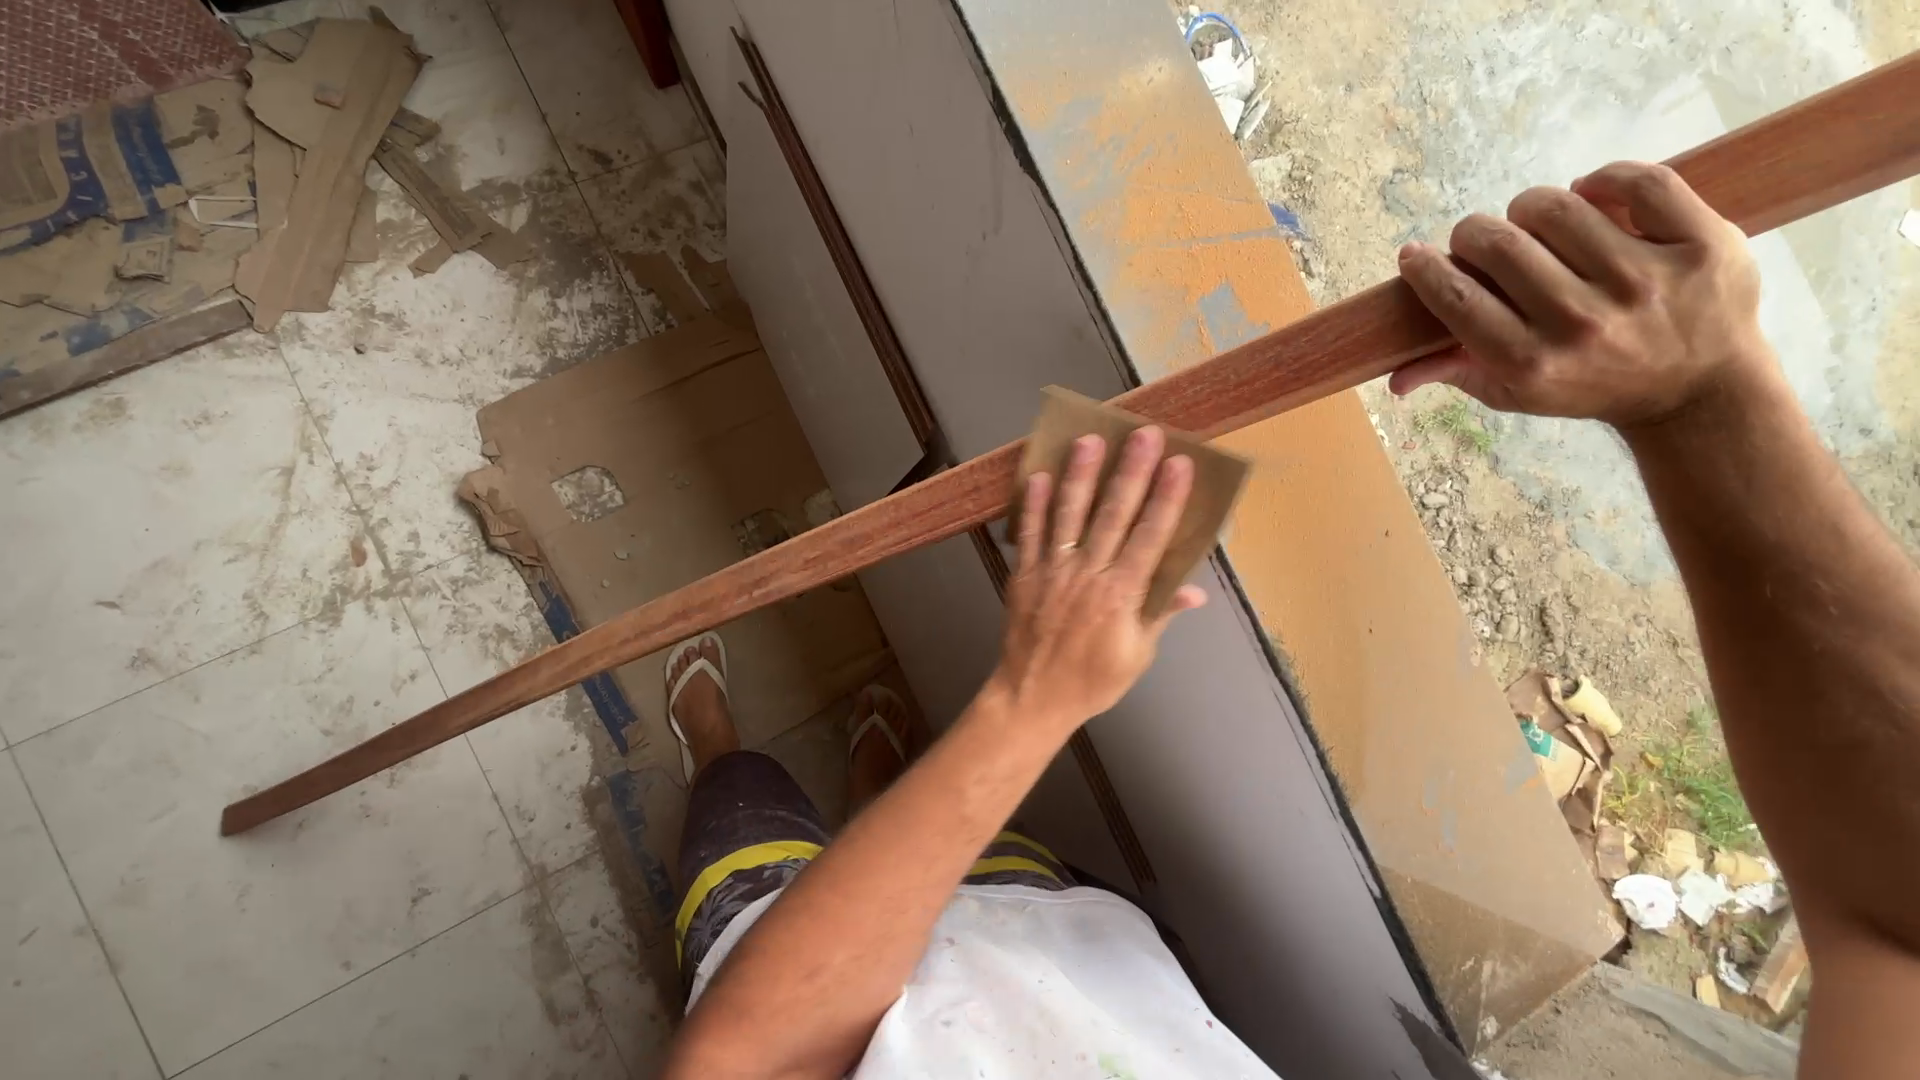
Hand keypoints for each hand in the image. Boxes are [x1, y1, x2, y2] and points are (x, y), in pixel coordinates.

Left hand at [989, 426, 1206, 730]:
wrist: (1033, 697)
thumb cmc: (1093, 681)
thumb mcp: (1138, 654)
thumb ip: (1160, 614)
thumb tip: (1195, 590)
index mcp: (1121, 594)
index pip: (1150, 536)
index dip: (1166, 498)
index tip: (1179, 463)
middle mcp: (1088, 574)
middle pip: (1113, 514)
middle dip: (1131, 472)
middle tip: (1142, 434)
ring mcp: (1052, 571)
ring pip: (1069, 515)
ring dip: (1080, 475)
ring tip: (1089, 440)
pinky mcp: (1024, 574)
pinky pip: (1029, 534)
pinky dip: (1034, 505)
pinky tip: (1040, 475)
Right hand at [1391, 161, 1775, 428]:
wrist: (1699, 393)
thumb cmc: (1587, 388)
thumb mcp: (1513, 393)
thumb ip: (1455, 373)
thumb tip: (1394, 378)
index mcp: (1529, 361)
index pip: (1456, 297)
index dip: (1425, 268)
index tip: (1414, 255)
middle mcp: (1581, 323)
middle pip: (1500, 245)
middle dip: (1473, 234)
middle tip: (1477, 240)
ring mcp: (1644, 281)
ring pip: (1560, 207)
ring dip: (1530, 207)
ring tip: (1533, 219)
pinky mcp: (1702, 246)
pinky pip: (1643, 184)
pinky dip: (1604, 178)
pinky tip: (1589, 191)